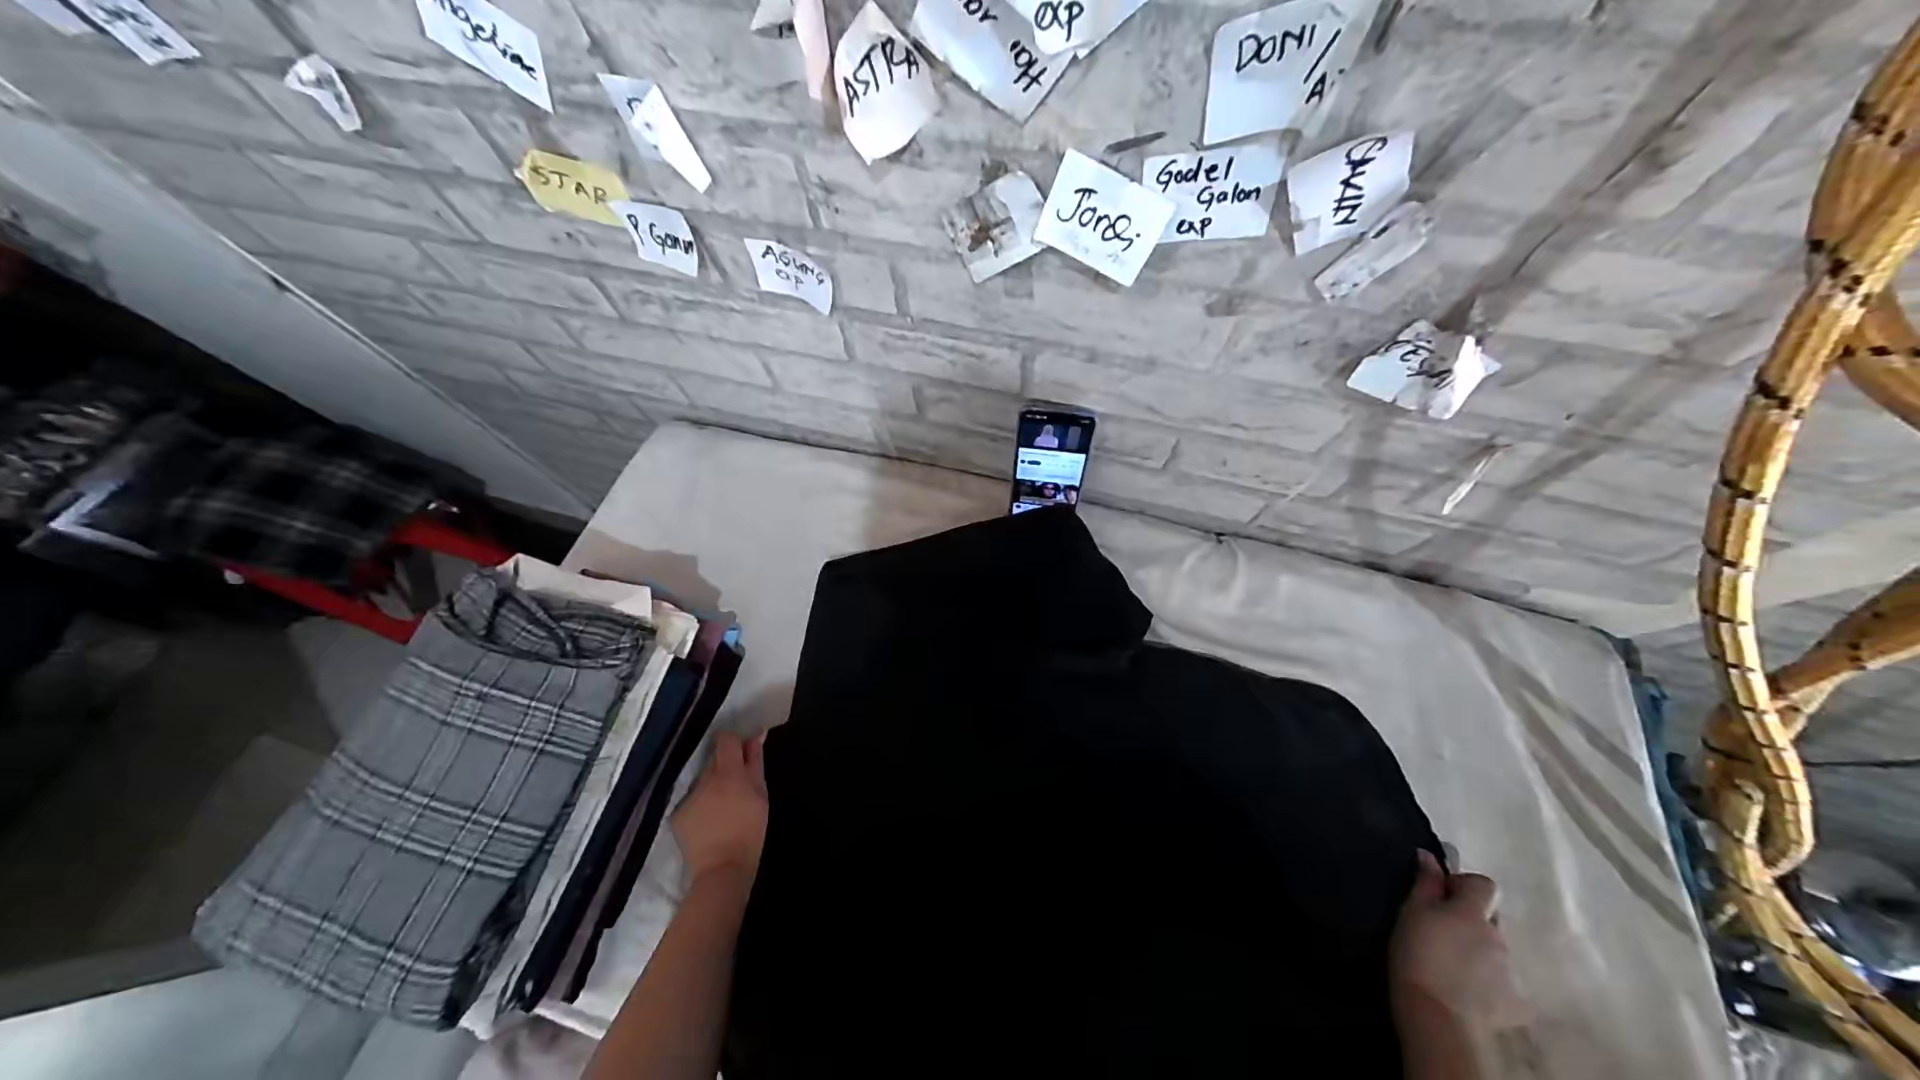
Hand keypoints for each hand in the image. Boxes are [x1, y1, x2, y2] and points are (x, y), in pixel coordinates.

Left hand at [672, 731, 768, 886]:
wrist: (722, 869)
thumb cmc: (750, 831)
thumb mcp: (761, 794)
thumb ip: (755, 762)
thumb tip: (754, 737)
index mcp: (727, 772)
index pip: (724, 739)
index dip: (732, 741)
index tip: (740, 751)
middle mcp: (703, 779)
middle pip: (712, 758)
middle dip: (723, 764)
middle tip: (735, 783)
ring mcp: (687, 796)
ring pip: (700, 779)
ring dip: (711, 784)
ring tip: (722, 806)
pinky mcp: (676, 814)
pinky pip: (690, 799)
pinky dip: (699, 803)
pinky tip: (708, 820)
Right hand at [1390, 850, 1515, 1029]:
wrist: (1436, 1014)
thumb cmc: (1416, 954)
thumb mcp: (1411, 912)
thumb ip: (1426, 883)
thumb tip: (1430, 857)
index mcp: (1473, 913)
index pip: (1484, 884)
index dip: (1464, 885)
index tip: (1441, 895)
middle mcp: (1499, 937)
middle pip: (1489, 918)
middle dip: (1469, 920)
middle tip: (1441, 933)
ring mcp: (1511, 971)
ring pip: (1495, 949)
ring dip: (1477, 949)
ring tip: (1451, 965)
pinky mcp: (1518, 1004)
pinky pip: (1506, 984)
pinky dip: (1491, 983)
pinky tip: (1470, 991)